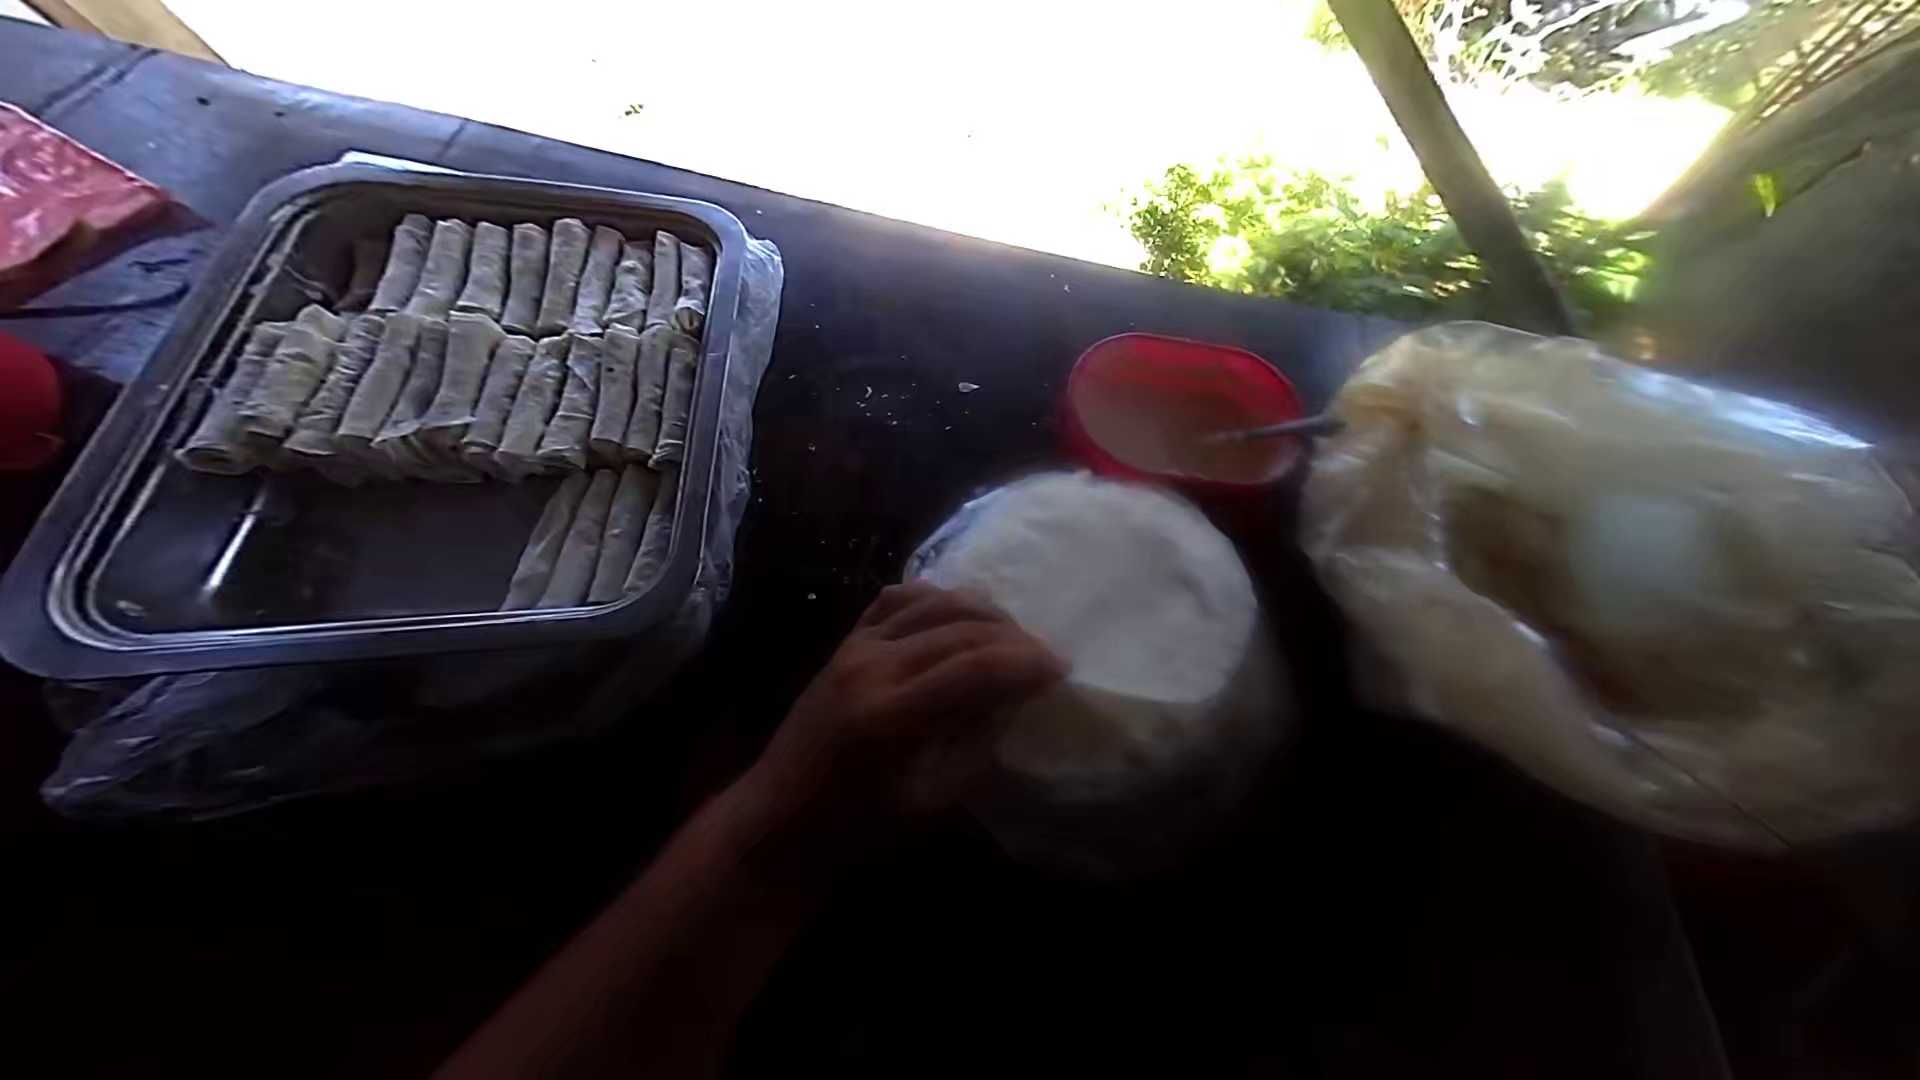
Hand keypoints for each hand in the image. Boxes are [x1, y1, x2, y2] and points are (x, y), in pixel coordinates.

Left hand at [734, 582, 1065, 865]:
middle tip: (1044, 655)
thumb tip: (1018, 693)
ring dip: (981, 611)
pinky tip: (957, 613)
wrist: (777, 821)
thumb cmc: (857, 830)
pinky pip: (895, 599)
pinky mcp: (845, 641)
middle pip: (959, 627)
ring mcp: (853, 645)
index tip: (1061, 667)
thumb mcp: (932, 798)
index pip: (976, 667)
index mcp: (890, 712)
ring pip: (932, 602)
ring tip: (1012, 635)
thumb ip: (978, 739)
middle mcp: (871, 663)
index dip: (1027, 662)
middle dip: (1013, 637)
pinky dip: (934, 597)